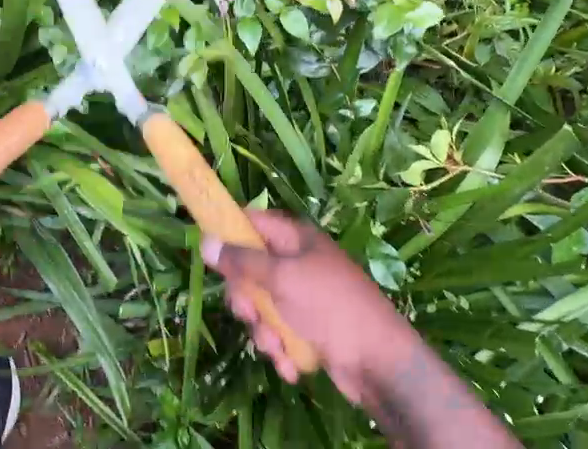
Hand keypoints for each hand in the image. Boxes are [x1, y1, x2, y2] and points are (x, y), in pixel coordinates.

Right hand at [203, 209, 419, 400]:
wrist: (382, 365)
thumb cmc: (332, 307)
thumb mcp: (282, 279)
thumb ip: (241, 261)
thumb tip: (204, 241)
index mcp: (294, 238)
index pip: (250, 222)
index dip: (228, 234)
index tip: (211, 255)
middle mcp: (297, 261)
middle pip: (250, 269)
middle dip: (247, 299)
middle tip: (250, 315)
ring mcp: (304, 295)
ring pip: (262, 305)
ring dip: (264, 331)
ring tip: (277, 349)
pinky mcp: (309, 326)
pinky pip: (280, 330)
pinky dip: (282, 348)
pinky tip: (291, 365)